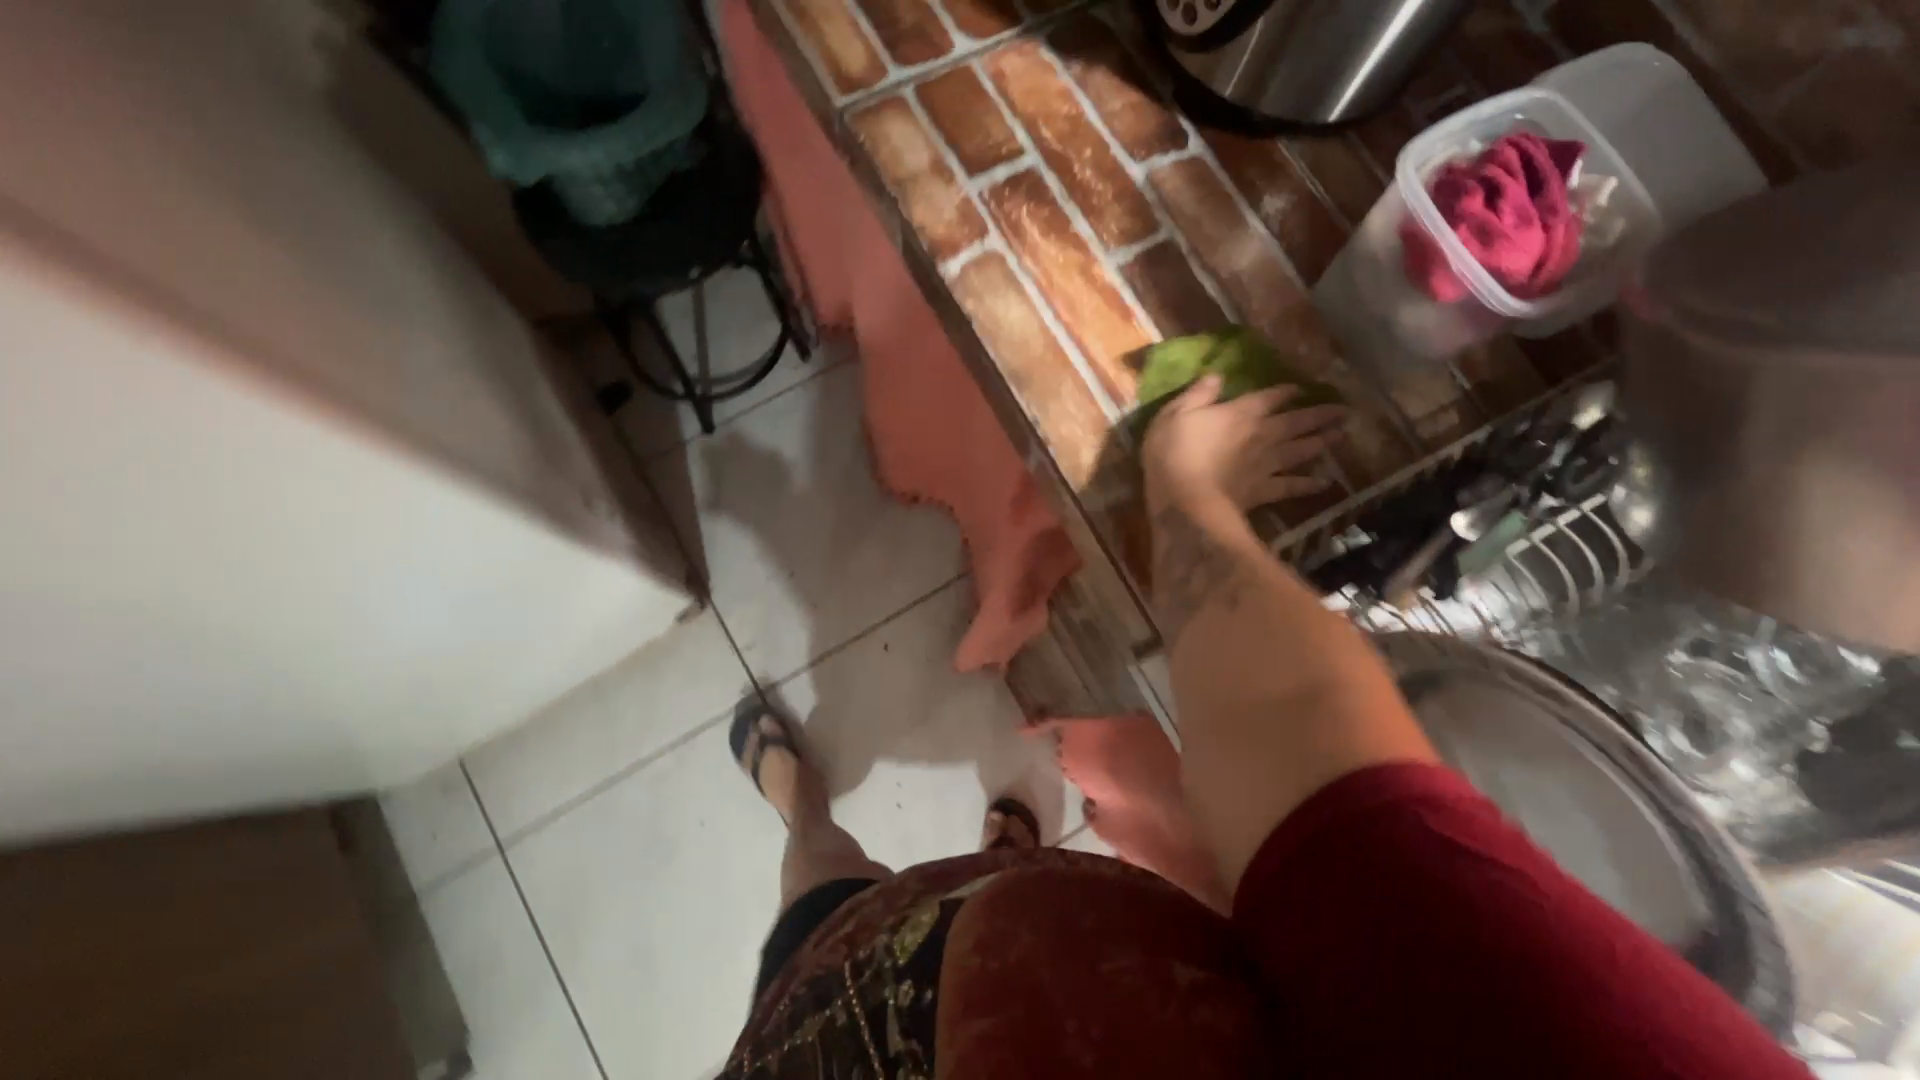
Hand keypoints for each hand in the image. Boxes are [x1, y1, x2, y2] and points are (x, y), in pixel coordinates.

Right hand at [1141, 374, 1345, 513]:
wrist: (1185, 501)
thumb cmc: (1172, 455)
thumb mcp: (1173, 415)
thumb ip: (1197, 394)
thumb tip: (1217, 375)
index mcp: (1240, 413)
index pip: (1270, 397)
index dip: (1287, 391)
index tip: (1301, 388)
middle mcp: (1261, 435)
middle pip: (1296, 422)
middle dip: (1320, 414)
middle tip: (1344, 410)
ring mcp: (1265, 465)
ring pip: (1300, 450)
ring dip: (1321, 442)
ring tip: (1341, 435)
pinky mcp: (1262, 492)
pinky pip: (1291, 486)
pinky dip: (1308, 484)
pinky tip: (1324, 482)